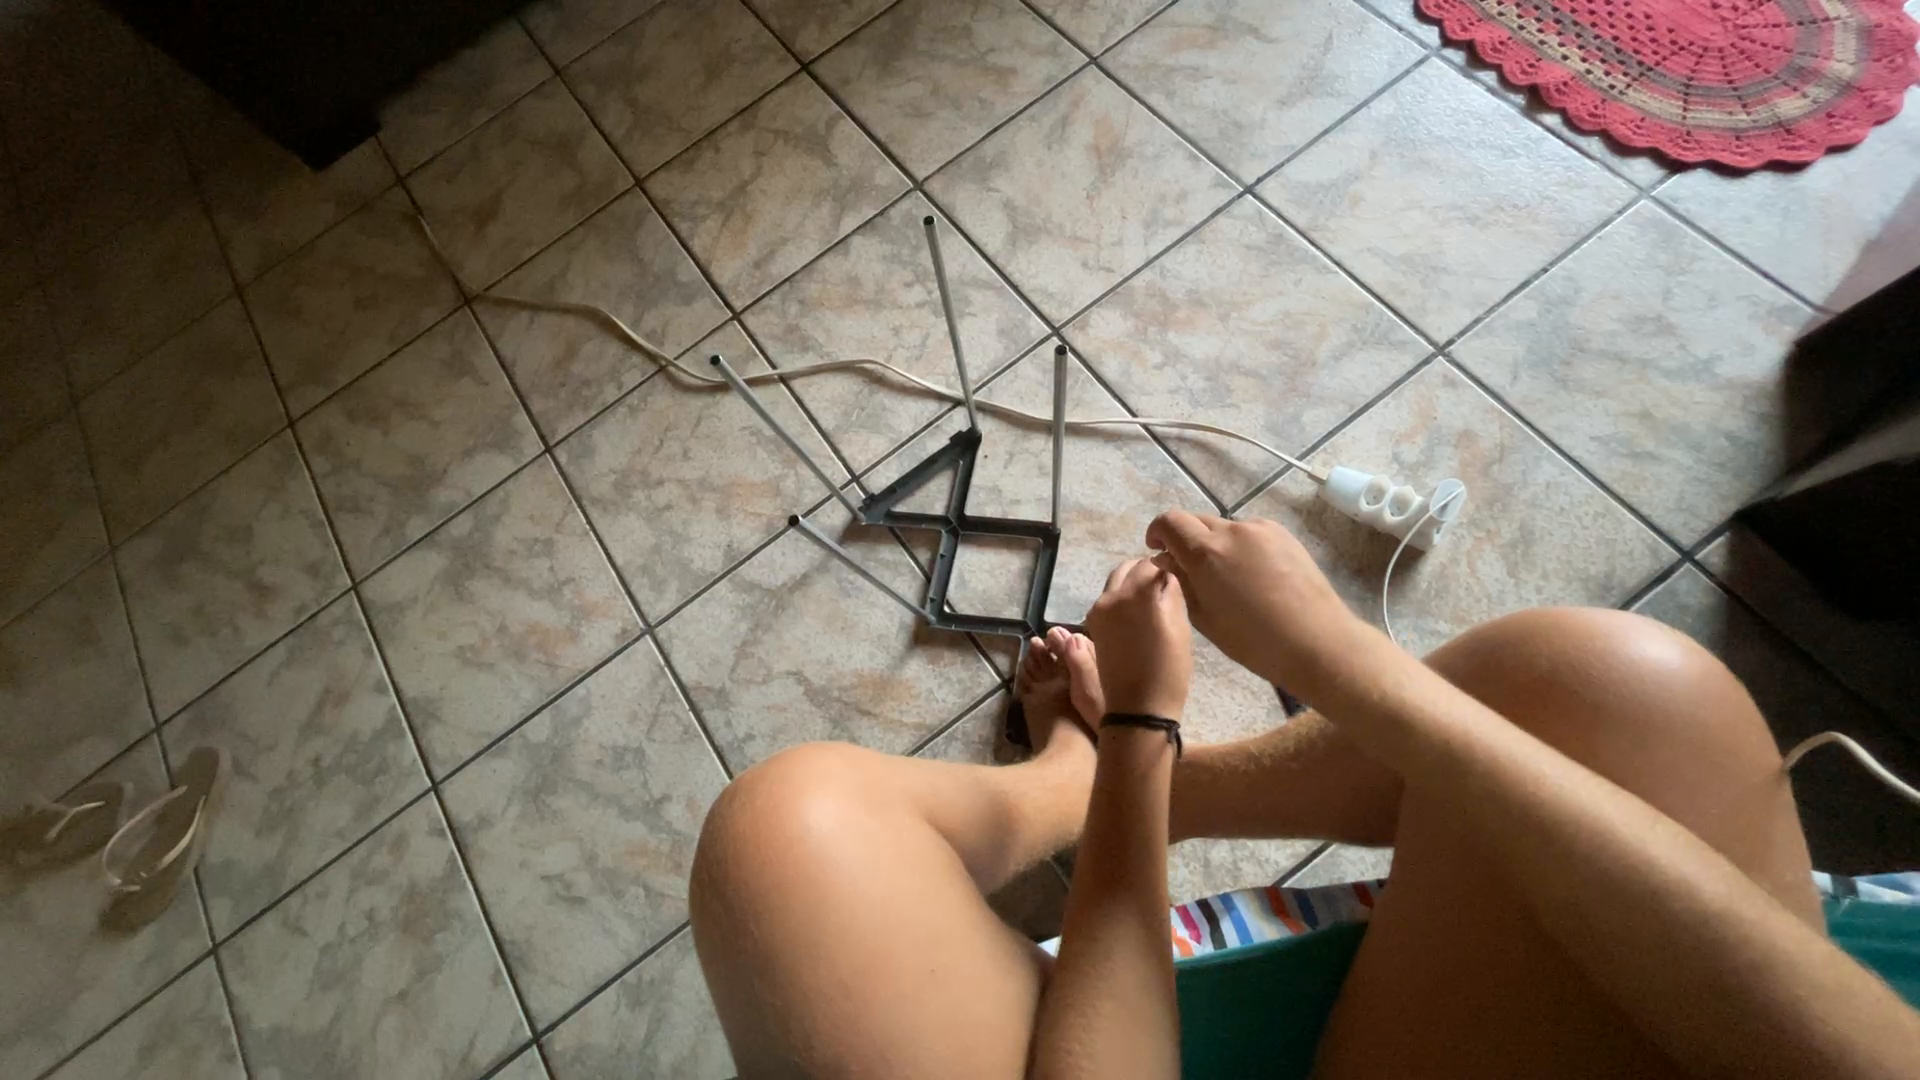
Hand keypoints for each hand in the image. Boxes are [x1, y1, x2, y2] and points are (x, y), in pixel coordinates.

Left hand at [1082, 558, 1192, 720]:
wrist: (1138, 708)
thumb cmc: (1168, 669)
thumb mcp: (1180, 628)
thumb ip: (1172, 594)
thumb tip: (1166, 575)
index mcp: (1136, 592)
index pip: (1151, 563)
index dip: (1165, 566)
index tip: (1176, 574)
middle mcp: (1111, 596)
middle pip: (1127, 570)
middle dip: (1144, 572)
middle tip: (1163, 585)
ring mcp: (1098, 611)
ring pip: (1115, 584)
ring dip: (1131, 585)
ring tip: (1151, 601)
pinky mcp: (1092, 625)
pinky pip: (1107, 601)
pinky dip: (1121, 599)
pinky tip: (1137, 615)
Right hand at [1143, 511, 1364, 690]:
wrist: (1316, 641)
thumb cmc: (1253, 640)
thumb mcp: (1204, 617)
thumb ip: (1181, 581)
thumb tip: (1167, 561)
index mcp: (1206, 552)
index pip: (1169, 521)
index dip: (1157, 532)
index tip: (1157, 550)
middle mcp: (1232, 531)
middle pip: (1196, 521)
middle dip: (1185, 539)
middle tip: (1188, 568)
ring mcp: (1262, 530)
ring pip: (1224, 528)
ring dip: (1214, 544)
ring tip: (1225, 577)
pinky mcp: (1284, 535)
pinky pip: (1250, 533)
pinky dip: (1240, 547)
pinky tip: (1251, 576)